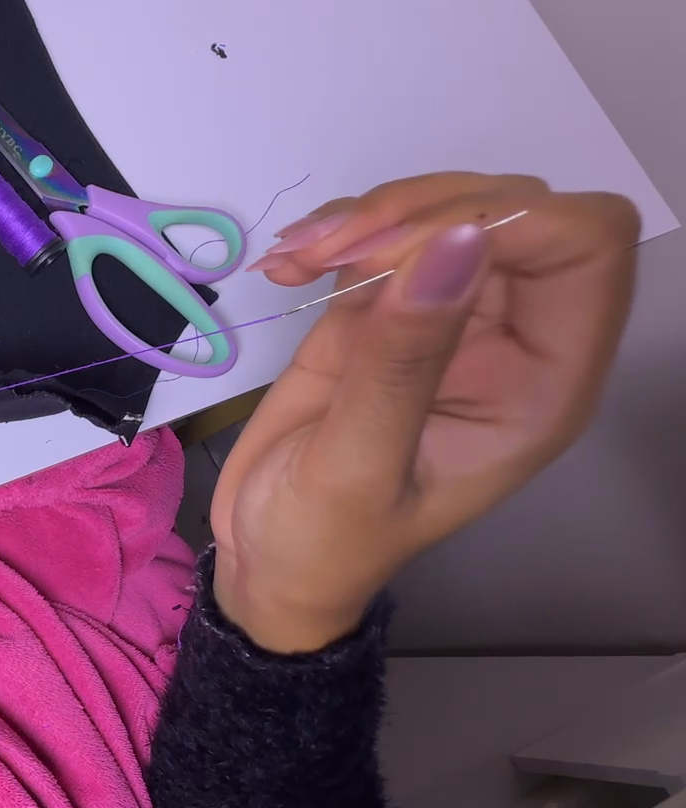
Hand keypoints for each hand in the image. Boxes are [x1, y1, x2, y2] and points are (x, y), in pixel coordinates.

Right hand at [213, 172, 639, 651]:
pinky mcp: (368, 326)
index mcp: (537, 381)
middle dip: (414, 212)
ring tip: (289, 255)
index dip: (495, 223)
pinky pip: (367, 254)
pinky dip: (324, 242)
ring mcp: (432, 328)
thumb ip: (401, 365)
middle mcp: (501, 340)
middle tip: (320, 249)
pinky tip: (278, 266)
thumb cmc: (322, 540)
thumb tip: (450, 244)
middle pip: (505, 217)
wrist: (265, 560)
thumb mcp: (355, 467)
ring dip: (363, 218)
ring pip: (435, 220)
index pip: (577, 248)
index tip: (379, 254)